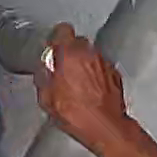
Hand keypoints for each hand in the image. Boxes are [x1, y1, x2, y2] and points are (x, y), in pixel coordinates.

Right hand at [36, 24, 129, 147]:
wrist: (104, 127)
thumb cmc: (77, 113)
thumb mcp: (46, 98)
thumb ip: (42, 78)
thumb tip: (42, 73)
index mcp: (69, 54)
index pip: (62, 30)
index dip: (56, 38)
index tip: (52, 48)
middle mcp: (89, 54)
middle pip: (77, 42)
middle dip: (69, 52)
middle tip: (61, 68)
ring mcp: (104, 63)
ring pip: (90, 54)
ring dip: (83, 64)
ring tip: (76, 83)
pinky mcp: (114, 75)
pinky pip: (100, 68)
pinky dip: (95, 75)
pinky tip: (89, 91)